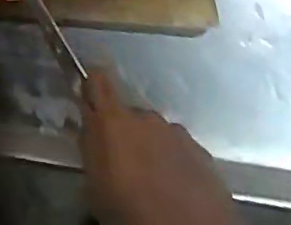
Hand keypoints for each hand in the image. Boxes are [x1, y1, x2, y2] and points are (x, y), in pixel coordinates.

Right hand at [82, 69, 237, 224]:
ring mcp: (177, 133)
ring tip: (154, 179)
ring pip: (157, 132)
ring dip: (153, 148)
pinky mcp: (203, 153)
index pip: (97, 79)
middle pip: (130, 113)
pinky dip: (177, 163)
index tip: (89, 95)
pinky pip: (182, 150)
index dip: (92, 84)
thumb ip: (89, 146)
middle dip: (126, 131)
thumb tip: (87, 127)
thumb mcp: (94, 183)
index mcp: (113, 119)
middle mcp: (145, 117)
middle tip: (124, 161)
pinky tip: (177, 189)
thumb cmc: (128, 210)